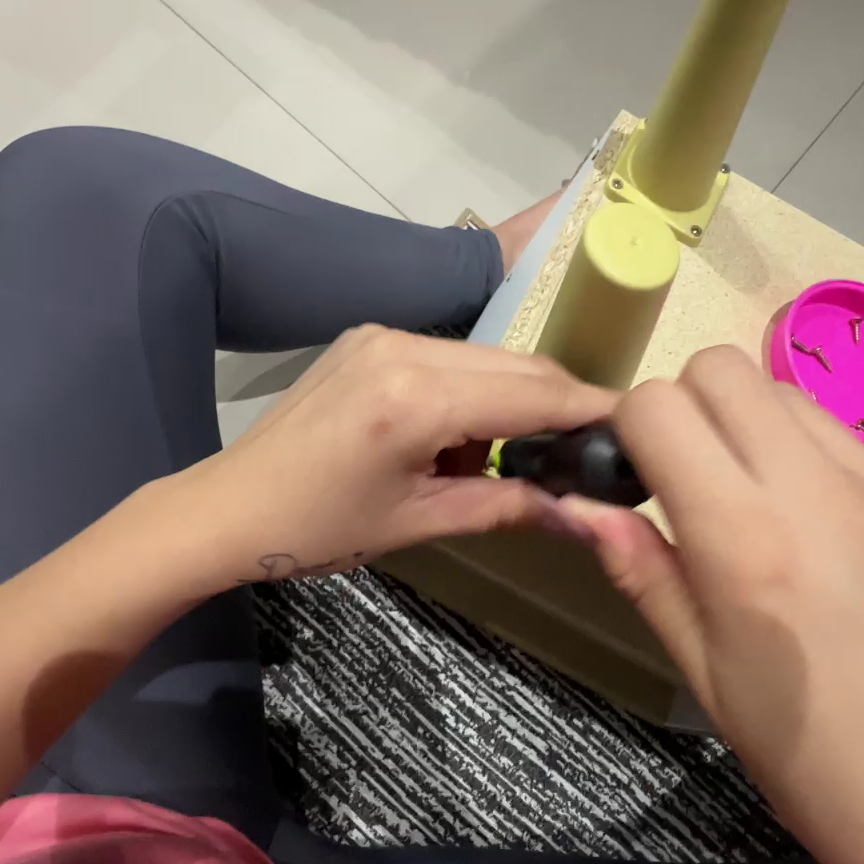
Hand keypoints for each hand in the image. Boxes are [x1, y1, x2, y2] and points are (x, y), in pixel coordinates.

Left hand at [181, 325, 615, 583]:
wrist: (230, 506)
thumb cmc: (319, 529)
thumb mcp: (419, 522)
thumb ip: (506, 505)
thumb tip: (580, 514)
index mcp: (418, 397)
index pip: (533, 394)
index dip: (589, 410)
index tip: (632, 427)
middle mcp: (404, 345)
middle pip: (514, 366)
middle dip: (553, 406)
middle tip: (575, 455)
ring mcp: (381, 334)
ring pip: (482, 358)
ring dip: (507, 402)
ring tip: (488, 462)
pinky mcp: (365, 337)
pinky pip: (444, 355)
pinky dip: (466, 391)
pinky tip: (449, 437)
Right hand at [561, 346, 863, 863]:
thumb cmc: (812, 761)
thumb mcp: (703, 670)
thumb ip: (642, 570)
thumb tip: (580, 504)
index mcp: (743, 535)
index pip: (657, 405)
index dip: (627, 430)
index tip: (633, 477)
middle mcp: (819, 488)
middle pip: (723, 368)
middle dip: (685, 405)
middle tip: (687, 478)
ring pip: (791, 396)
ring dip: (752, 429)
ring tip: (761, 506)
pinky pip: (858, 451)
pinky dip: (821, 472)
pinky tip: (839, 551)